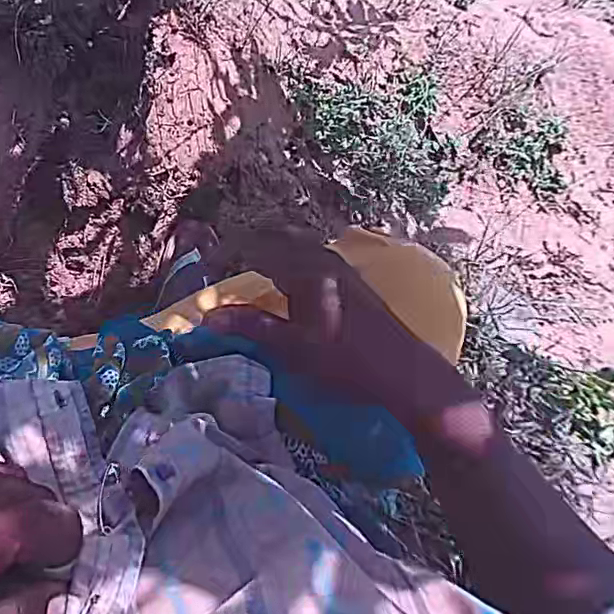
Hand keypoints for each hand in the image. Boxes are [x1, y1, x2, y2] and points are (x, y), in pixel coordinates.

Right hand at [203, 228, 475, 435]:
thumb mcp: (293, 348)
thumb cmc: (348, 363)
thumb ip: (251, 326)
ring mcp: (339, 265)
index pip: (254, 249)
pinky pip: (308, 252)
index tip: (204, 268)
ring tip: (246, 268)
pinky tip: (284, 278)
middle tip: (221, 264)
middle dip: (244, 246)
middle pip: (274, 237)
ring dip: (267, 250)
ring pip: (293, 243)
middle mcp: (322, 258)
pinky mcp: (349, 277)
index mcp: (306, 270)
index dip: (225, 255)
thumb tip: (208, 316)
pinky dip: (286, 256)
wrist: (408, 375)